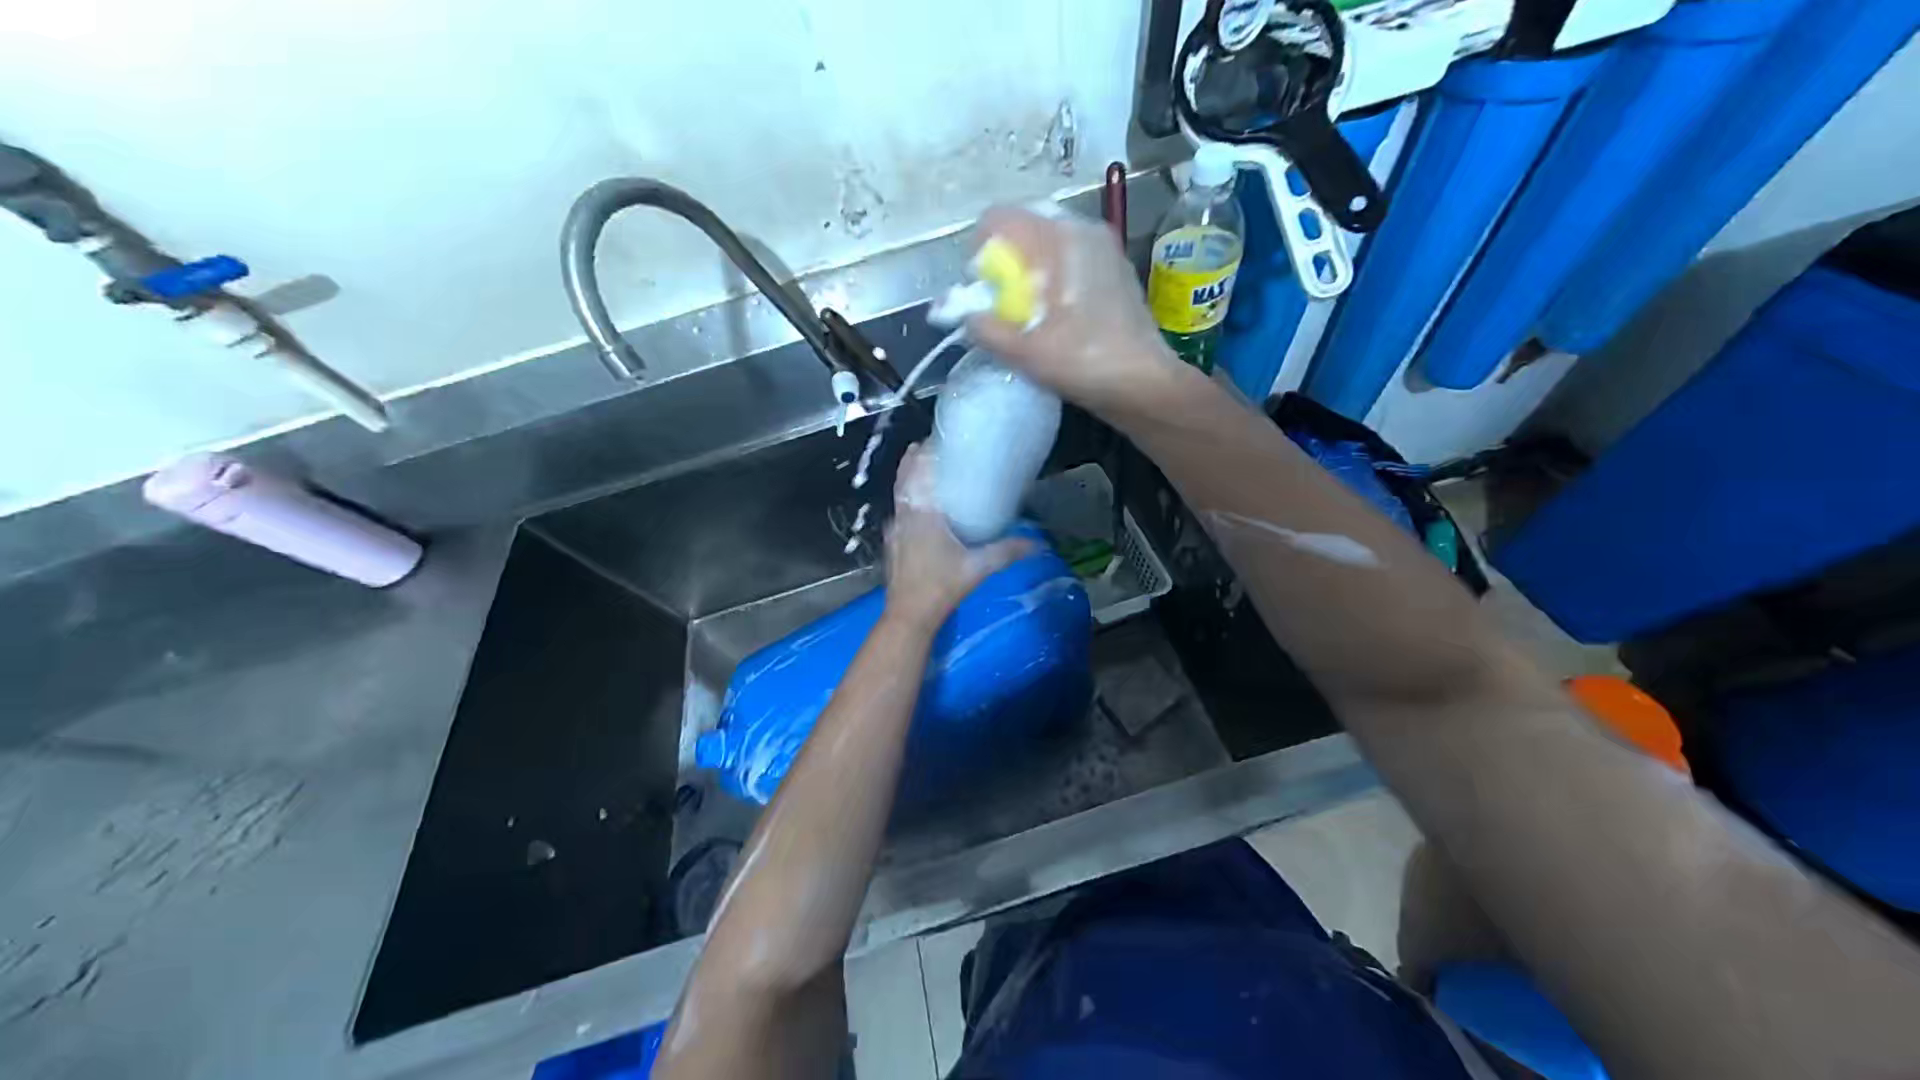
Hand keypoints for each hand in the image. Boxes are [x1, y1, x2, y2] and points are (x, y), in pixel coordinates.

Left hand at [883, 443, 1035, 629]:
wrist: (909, 616)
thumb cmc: (941, 587)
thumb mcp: (977, 568)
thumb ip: (1006, 552)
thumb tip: (1037, 544)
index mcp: (922, 515)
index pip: (916, 473)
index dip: (921, 454)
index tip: (934, 440)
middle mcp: (904, 517)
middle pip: (903, 480)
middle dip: (912, 461)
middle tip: (928, 447)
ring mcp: (894, 531)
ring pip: (898, 497)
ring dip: (908, 481)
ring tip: (924, 472)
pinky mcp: (892, 545)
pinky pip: (899, 514)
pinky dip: (907, 503)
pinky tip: (920, 510)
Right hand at [963, 204, 1191, 419]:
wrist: (1144, 384)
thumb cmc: (1084, 363)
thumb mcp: (1024, 352)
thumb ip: (985, 328)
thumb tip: (966, 315)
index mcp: (1059, 239)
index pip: (999, 219)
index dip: (980, 252)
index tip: (984, 290)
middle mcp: (1082, 230)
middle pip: (1023, 231)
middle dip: (1005, 266)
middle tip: (1006, 307)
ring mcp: (1103, 247)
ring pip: (1047, 247)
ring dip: (1029, 275)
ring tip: (1030, 316)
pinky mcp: (1114, 269)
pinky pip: (1069, 261)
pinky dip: (1053, 281)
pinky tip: (1057, 317)